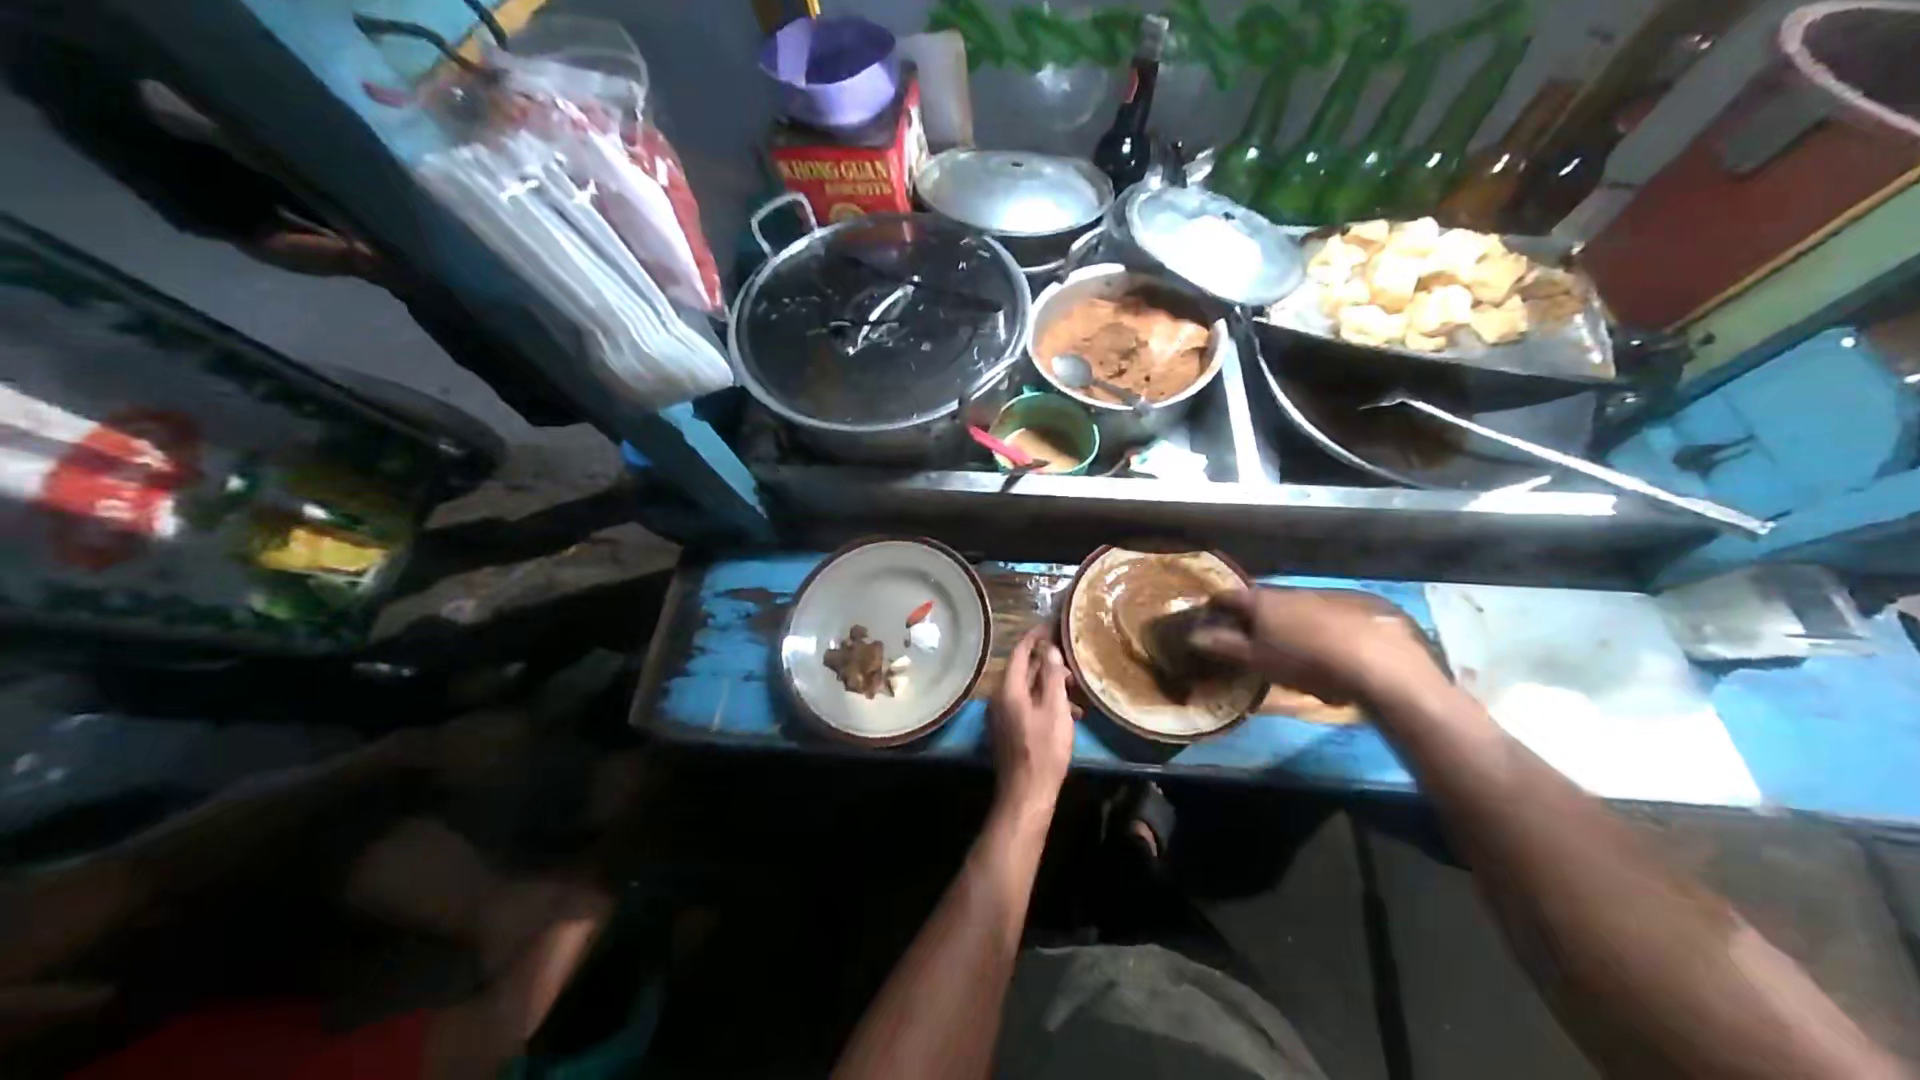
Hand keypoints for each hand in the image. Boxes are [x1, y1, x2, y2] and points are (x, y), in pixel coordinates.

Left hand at [990, 628, 1076, 806]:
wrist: (1027, 793)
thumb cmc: (1044, 749)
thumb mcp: (1055, 708)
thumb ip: (1051, 676)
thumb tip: (1048, 648)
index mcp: (1007, 689)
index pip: (1018, 652)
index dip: (1035, 637)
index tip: (1052, 626)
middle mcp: (999, 698)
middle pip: (1022, 670)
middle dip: (1047, 662)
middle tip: (1071, 659)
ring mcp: (1002, 715)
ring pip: (1027, 688)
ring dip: (1050, 685)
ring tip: (1076, 688)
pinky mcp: (1008, 729)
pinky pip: (1027, 705)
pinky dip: (1045, 702)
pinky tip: (1069, 713)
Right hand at [1190, 588, 1447, 704]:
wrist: (1382, 663)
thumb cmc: (1308, 662)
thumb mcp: (1259, 660)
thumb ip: (1225, 646)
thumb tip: (1193, 635)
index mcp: (1263, 600)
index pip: (1228, 596)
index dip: (1214, 606)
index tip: (1207, 618)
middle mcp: (1292, 590)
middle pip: (1264, 600)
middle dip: (1256, 616)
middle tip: (1252, 640)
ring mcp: (1327, 594)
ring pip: (1298, 606)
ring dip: (1291, 621)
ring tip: (1295, 647)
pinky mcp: (1361, 604)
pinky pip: (1329, 613)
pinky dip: (1323, 626)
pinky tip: (1333, 648)